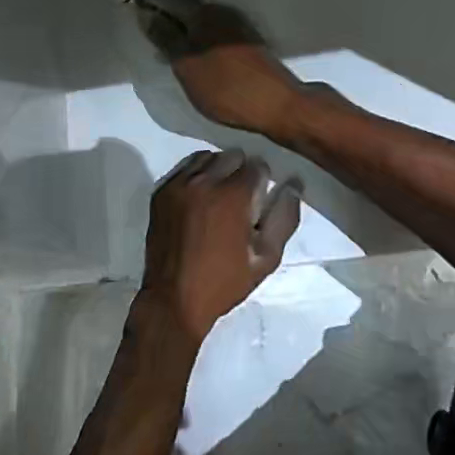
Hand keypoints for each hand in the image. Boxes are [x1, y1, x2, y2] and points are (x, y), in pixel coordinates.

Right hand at [132, 0, 310, 137]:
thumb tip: (146, 14)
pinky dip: (195, 37)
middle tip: (141, 14)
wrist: (279, 105)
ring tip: (160, 37)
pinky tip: (187, 52)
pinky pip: (211, 33)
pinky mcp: (246, 45)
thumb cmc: (226, 86)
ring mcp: (237, 28)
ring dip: (179, 25)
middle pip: (185, 6)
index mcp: (203, 13)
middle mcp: (221, 12)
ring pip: (199, 20)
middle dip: (163, 8)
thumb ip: (165, 38)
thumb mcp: (186, 65)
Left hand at [139, 150, 302, 340]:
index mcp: (232, 195)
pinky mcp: (160, 192)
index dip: (263, 181)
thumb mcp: (267, 256)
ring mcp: (178, 184)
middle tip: (241, 200)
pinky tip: (199, 199)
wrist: (174, 298)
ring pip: (206, 158)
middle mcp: (203, 181)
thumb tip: (293, 184)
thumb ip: (284, 216)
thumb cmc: (225, 281)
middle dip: (241, 171)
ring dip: (217, 170)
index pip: (257, 165)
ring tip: (219, 197)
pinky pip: (184, 169)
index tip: (260, 200)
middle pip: (231, 156)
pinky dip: (195, 176)